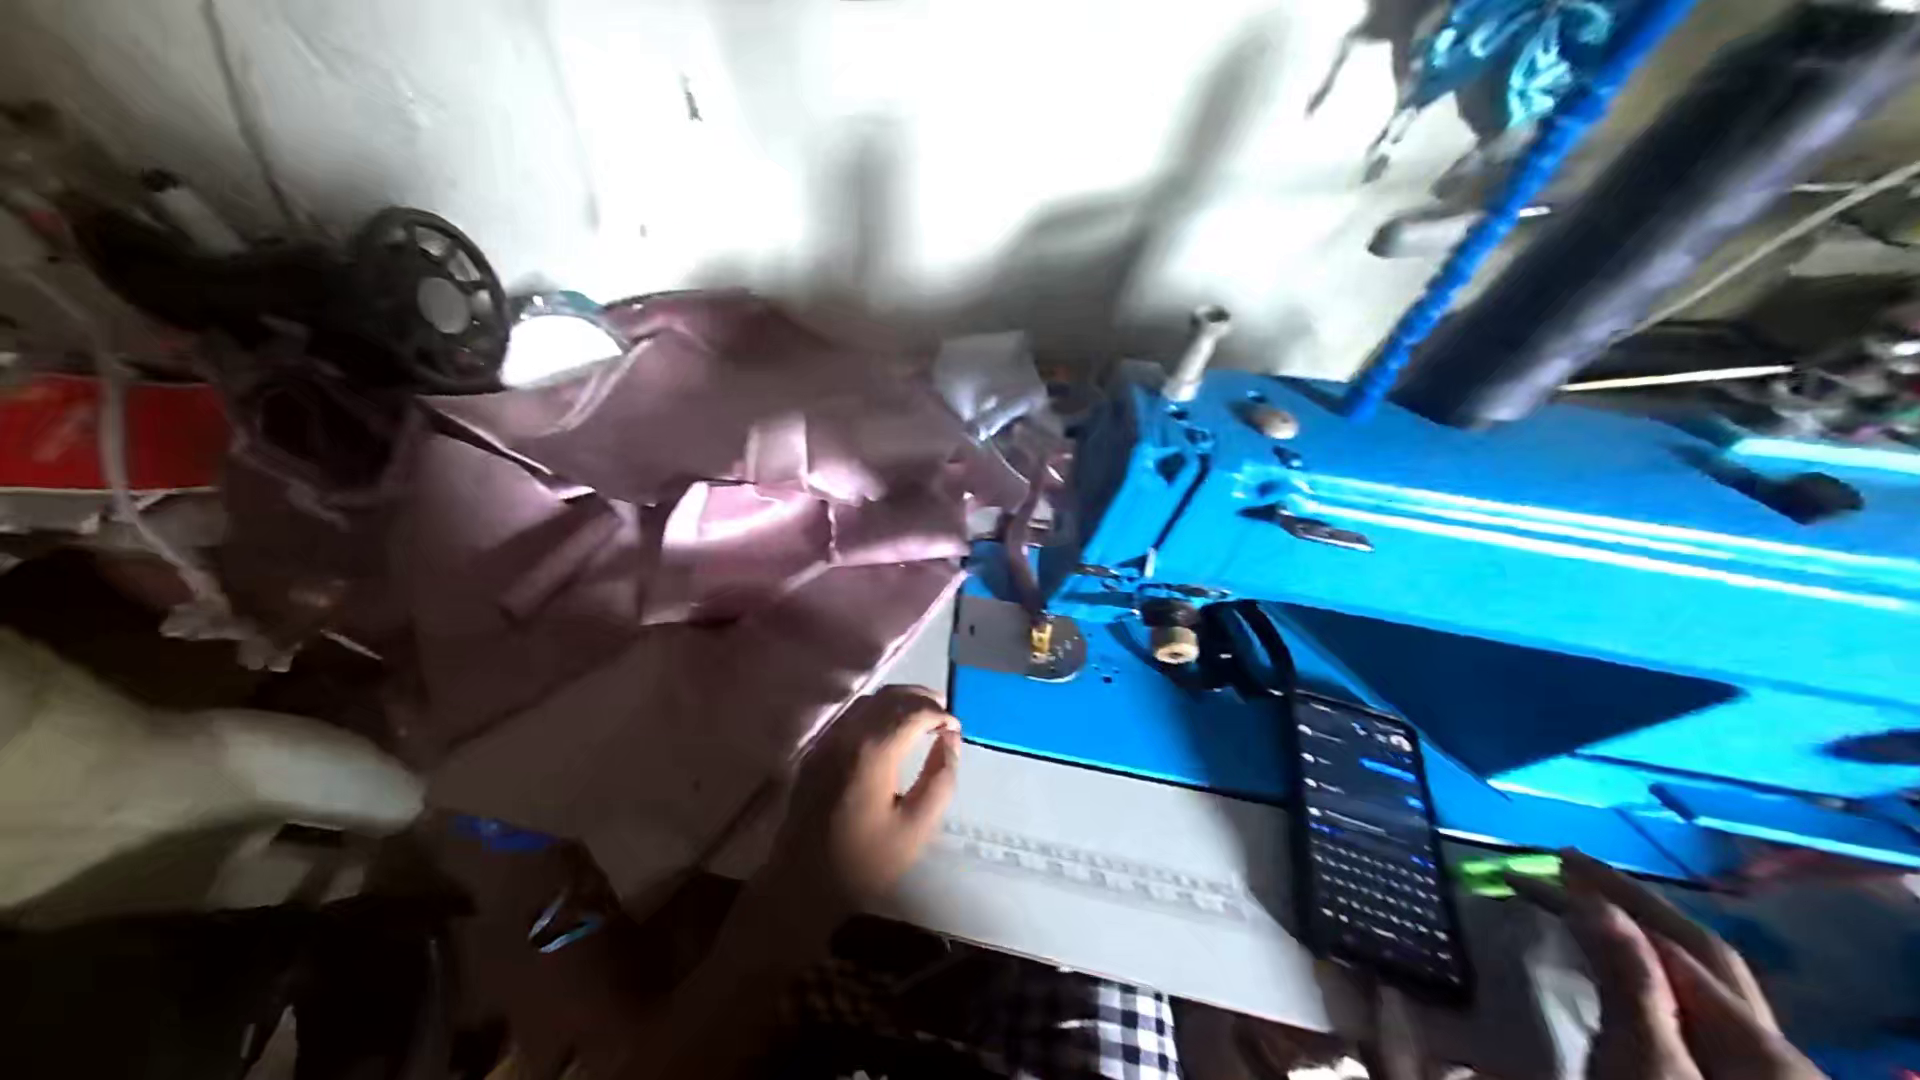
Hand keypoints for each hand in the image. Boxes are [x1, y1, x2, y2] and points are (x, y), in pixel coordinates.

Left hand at [757, 685, 960, 920]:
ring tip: (921, 714)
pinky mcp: (815, 751)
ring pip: (867, 701)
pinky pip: (850, 715)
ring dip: (898, 700)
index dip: (939, 714)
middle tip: (944, 710)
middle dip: (921, 698)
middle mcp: (847, 735)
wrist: (801, 884)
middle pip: (889, 697)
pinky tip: (888, 728)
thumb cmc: (865, 861)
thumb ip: (940, 778)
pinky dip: (876, 709)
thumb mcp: (917, 827)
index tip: (956, 729)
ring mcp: (826, 741)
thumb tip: (950, 741)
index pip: (913, 712)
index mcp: (873, 752)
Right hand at [1511, 850, 1826, 1079]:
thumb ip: (1631, 982)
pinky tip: (1633, 967)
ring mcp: (1770, 1078)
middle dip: (1633, 899)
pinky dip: (1660, 969)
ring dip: (1648, 929)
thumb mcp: (1645, 1069)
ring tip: (1591, 900)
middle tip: (1566, 864)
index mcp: (1755, 1043)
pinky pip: (1705, 1008)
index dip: (1602, 895)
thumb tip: (1595, 901)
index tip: (1534, 867)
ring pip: (1709, 980)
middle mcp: (1777, 1052)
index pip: (1668, 939)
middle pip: (1703, 952)